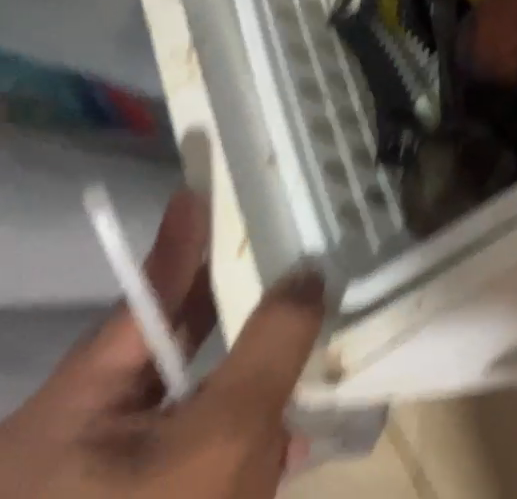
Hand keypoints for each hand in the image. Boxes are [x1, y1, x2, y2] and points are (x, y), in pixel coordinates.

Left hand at [0, 193, 326, 498]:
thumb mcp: (222, 434)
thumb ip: (269, 346)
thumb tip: (308, 274)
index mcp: (67, 411)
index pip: (140, 304)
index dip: (177, 246)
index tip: (200, 190)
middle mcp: (73, 434)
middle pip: (169, 349)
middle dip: (234, 311)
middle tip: (281, 255)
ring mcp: (105, 474)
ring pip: (193, 399)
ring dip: (252, 382)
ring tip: (302, 360)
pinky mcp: (145, 497)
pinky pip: (200, 443)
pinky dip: (245, 432)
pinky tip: (287, 444)